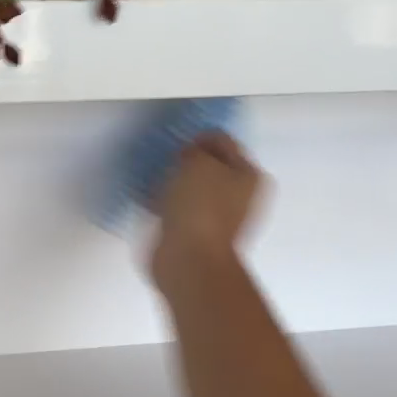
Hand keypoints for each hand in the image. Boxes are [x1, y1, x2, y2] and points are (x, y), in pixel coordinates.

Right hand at [148, 132, 265, 289]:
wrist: (188, 260)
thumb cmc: (199, 208)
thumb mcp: (198, 163)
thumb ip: (196, 150)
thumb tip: (191, 153)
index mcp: (249, 176)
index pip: (224, 143)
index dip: (199, 137)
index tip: (174, 141)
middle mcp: (238, 195)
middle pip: (208, 167)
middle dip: (184, 161)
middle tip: (161, 159)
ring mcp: (216, 216)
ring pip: (190, 188)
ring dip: (171, 182)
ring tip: (151, 178)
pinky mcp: (193, 232)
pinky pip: (177, 208)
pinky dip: (163, 202)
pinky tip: (148, 201)